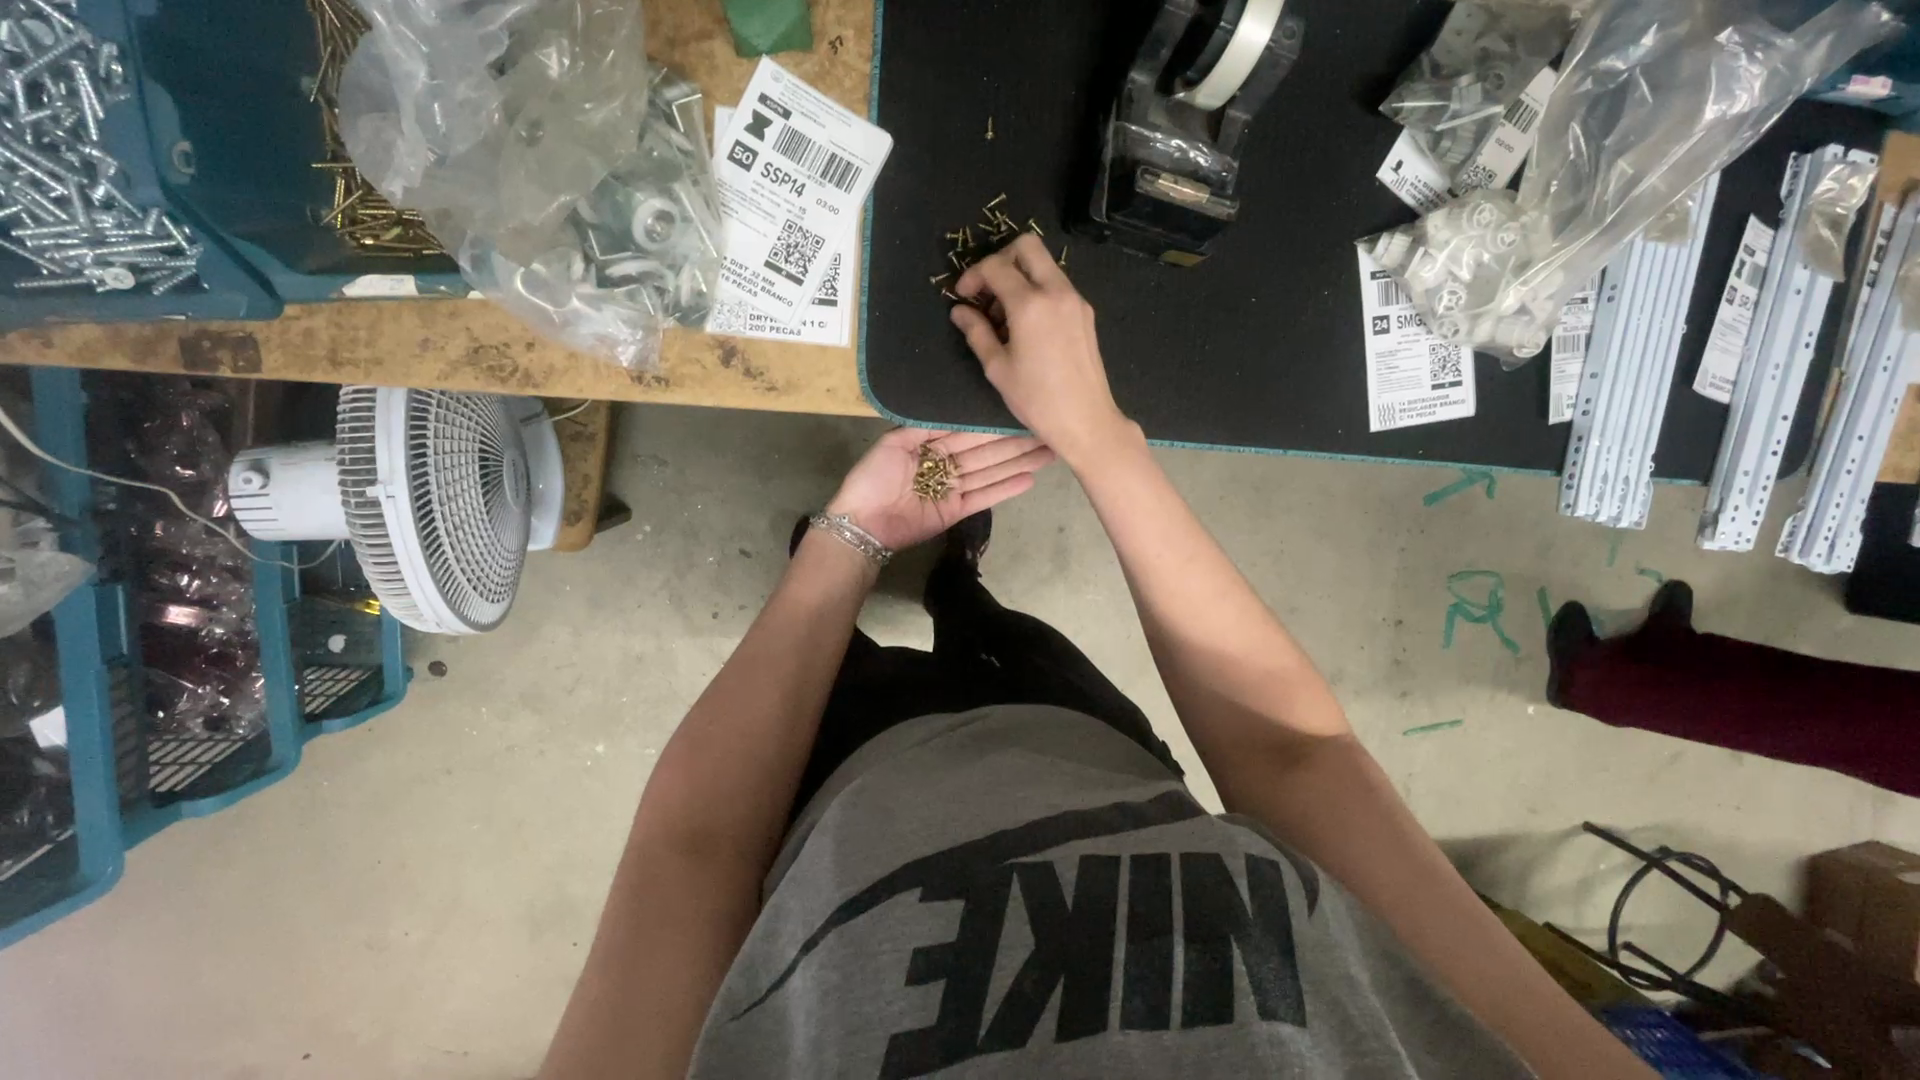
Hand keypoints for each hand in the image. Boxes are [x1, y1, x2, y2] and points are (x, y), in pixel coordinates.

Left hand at [826, 427, 1053, 550]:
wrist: (863, 522)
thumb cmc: (873, 478)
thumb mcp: (894, 442)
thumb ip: (925, 427)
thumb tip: (957, 411)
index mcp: (929, 444)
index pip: (967, 432)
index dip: (992, 424)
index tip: (1018, 412)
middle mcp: (944, 464)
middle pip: (984, 451)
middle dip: (1014, 442)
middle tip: (1045, 431)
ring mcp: (952, 488)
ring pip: (990, 472)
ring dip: (1018, 463)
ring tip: (1047, 453)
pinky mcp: (956, 510)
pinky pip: (984, 497)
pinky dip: (1005, 489)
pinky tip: (1029, 479)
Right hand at [950, 234, 1136, 466]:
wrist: (1086, 420)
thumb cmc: (1037, 400)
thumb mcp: (997, 368)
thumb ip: (976, 332)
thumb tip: (960, 311)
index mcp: (1030, 304)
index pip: (996, 266)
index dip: (973, 275)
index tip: (963, 296)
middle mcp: (1056, 292)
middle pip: (1027, 246)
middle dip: (1001, 259)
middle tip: (987, 289)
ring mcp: (1075, 300)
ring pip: (1044, 264)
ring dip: (1020, 276)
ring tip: (1003, 315)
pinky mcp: (1086, 313)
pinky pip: (1057, 285)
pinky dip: (1037, 290)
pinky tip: (1026, 325)